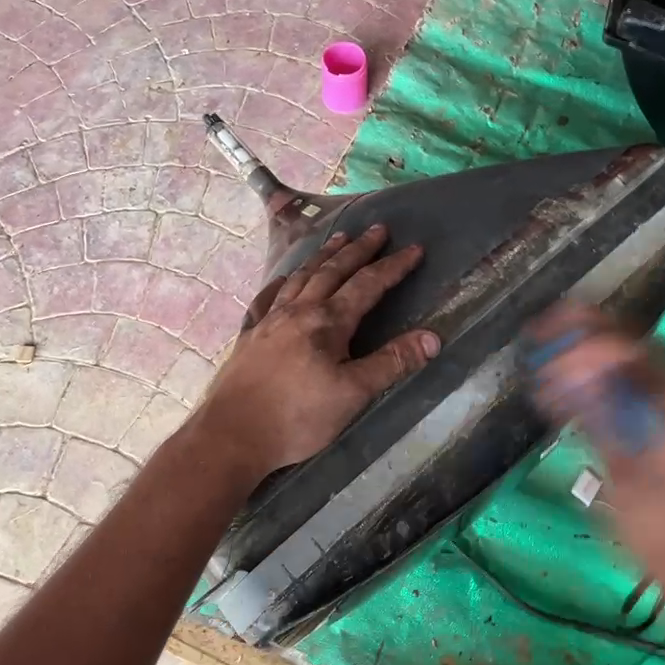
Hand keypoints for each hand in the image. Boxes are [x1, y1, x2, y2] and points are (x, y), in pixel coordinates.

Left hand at [195, 225, 440, 478]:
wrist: (231, 435)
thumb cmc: (297, 418)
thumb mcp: (353, 394)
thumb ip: (392, 363)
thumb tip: (433, 337)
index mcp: (327, 322)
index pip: (368, 285)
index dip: (393, 267)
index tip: (414, 248)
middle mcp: (298, 311)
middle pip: (333, 271)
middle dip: (359, 249)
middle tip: (378, 229)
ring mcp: (269, 321)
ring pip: (300, 277)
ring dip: (323, 256)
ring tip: (338, 239)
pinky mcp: (249, 336)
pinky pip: (266, 298)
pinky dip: (279, 283)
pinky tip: (281, 280)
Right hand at [526, 303, 664, 631]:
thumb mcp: (625, 490)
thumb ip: (600, 427)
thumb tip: (566, 382)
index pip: (638, 361)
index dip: (593, 341)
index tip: (557, 330)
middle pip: (652, 357)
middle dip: (602, 340)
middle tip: (561, 324)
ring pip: (663, 373)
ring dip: (618, 360)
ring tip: (577, 348)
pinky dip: (640, 386)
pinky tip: (611, 384)